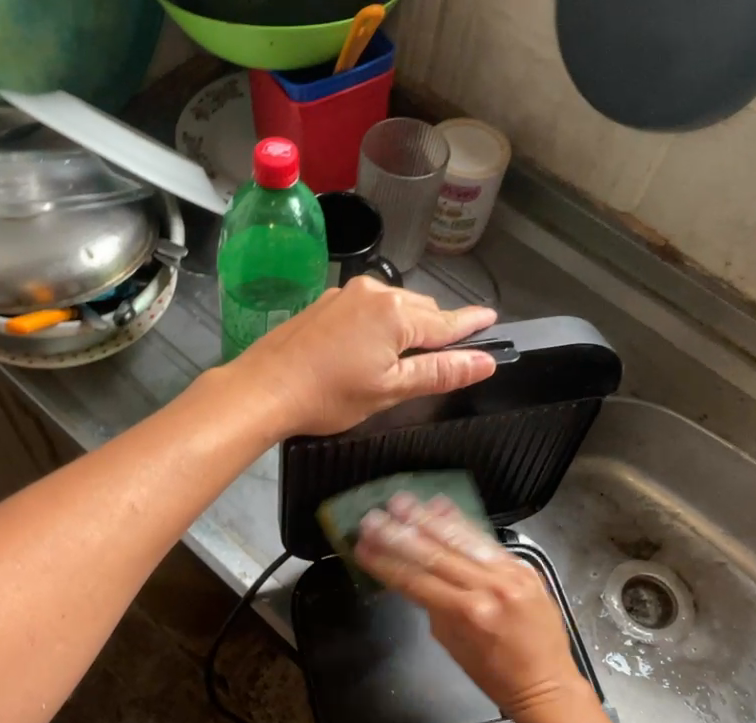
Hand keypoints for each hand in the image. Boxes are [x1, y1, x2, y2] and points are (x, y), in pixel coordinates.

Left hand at [227, 277, 498, 435]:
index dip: (470, 325)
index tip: (491, 318)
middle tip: (445, 356)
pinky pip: (367, 309)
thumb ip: (439, 372)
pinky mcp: (325, 304)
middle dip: (436, 330)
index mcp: (395, 313)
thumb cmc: (328, 396)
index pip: (446, 322)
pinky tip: (369, 348)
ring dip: (406, 326)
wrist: (263, 388)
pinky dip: (379, 324)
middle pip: (421, 311)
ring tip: (404, 357)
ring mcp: (346, 295)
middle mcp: (373, 293)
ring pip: (393, 307)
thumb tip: (485, 362)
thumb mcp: (390, 390)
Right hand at [353, 493, 593, 720]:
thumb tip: (416, 579)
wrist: (546, 683)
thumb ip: (434, 606)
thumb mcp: (451, 644)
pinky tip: (440, 506)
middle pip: (435, 554)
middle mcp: (489, 588)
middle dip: (400, 534)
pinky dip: (462, 523)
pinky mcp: (524, 567)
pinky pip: (486, 541)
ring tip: (402, 502)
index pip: (415, 581)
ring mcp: (510, 573)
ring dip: (427, 520)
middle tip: (374, 518)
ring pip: (461, 539)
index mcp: (467, 613)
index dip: (386, 563)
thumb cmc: (493, 675)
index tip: (363, 547)